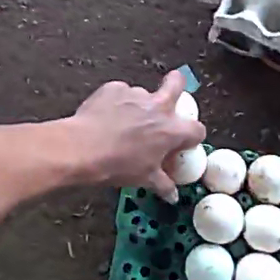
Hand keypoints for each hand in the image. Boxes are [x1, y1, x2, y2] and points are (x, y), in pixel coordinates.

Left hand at [57, 71, 205, 200]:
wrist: (82, 148)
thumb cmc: (118, 165)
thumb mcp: (144, 179)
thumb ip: (163, 185)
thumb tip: (172, 196)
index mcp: (171, 130)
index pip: (197, 129)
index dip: (192, 137)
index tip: (183, 143)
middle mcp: (158, 106)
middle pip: (177, 83)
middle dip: (177, 85)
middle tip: (168, 98)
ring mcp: (135, 94)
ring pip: (143, 94)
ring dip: (139, 105)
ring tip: (123, 122)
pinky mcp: (114, 88)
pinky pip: (120, 93)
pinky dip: (116, 103)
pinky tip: (106, 117)